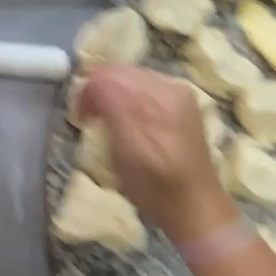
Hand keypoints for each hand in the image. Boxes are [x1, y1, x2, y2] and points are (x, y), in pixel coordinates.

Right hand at [78, 64, 238, 241]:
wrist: (195, 205)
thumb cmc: (153, 186)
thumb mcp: (121, 152)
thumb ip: (110, 110)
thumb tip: (91, 86)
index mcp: (152, 102)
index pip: (105, 77)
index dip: (85, 92)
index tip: (80, 117)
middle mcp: (167, 88)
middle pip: (118, 70)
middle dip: (97, 86)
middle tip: (89, 113)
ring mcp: (177, 91)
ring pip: (130, 74)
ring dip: (112, 88)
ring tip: (107, 113)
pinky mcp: (181, 98)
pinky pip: (145, 82)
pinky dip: (129, 91)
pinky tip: (129, 113)